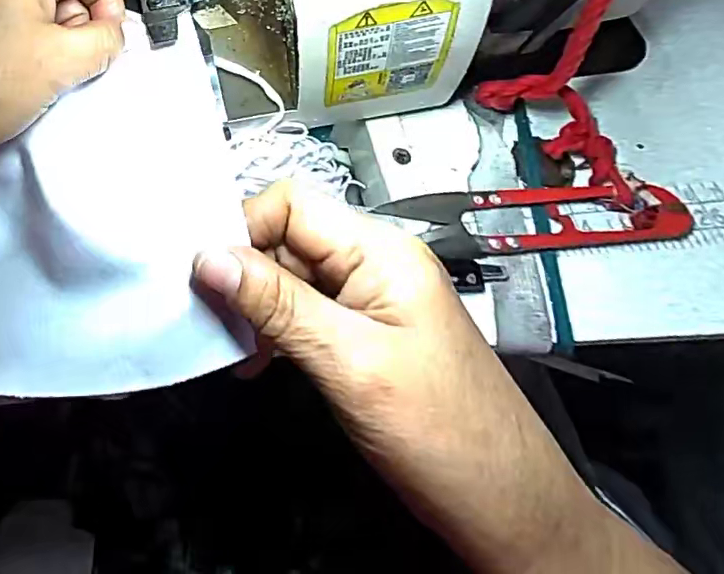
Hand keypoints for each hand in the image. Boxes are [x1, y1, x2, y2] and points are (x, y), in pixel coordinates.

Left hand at [0, 0, 126, 185]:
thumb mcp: (63, 63)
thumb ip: (104, 41)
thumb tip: (110, 32)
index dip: (108, 0)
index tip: (106, 42)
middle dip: (72, 21)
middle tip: (66, 65)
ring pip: (20, 5)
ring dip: (40, 36)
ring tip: (30, 77)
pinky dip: (7, 43)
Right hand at [191, 181, 683, 573]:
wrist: (514, 517)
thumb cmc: (454, 442)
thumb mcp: (351, 364)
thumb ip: (277, 304)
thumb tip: (210, 258)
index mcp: (382, 253)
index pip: (290, 205)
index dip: (244, 229)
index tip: (209, 272)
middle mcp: (371, 263)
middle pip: (281, 237)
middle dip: (243, 273)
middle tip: (216, 315)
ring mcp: (364, 296)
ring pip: (282, 274)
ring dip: (252, 305)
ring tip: (239, 344)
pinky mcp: (356, 328)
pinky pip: (294, 307)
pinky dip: (268, 327)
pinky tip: (256, 356)